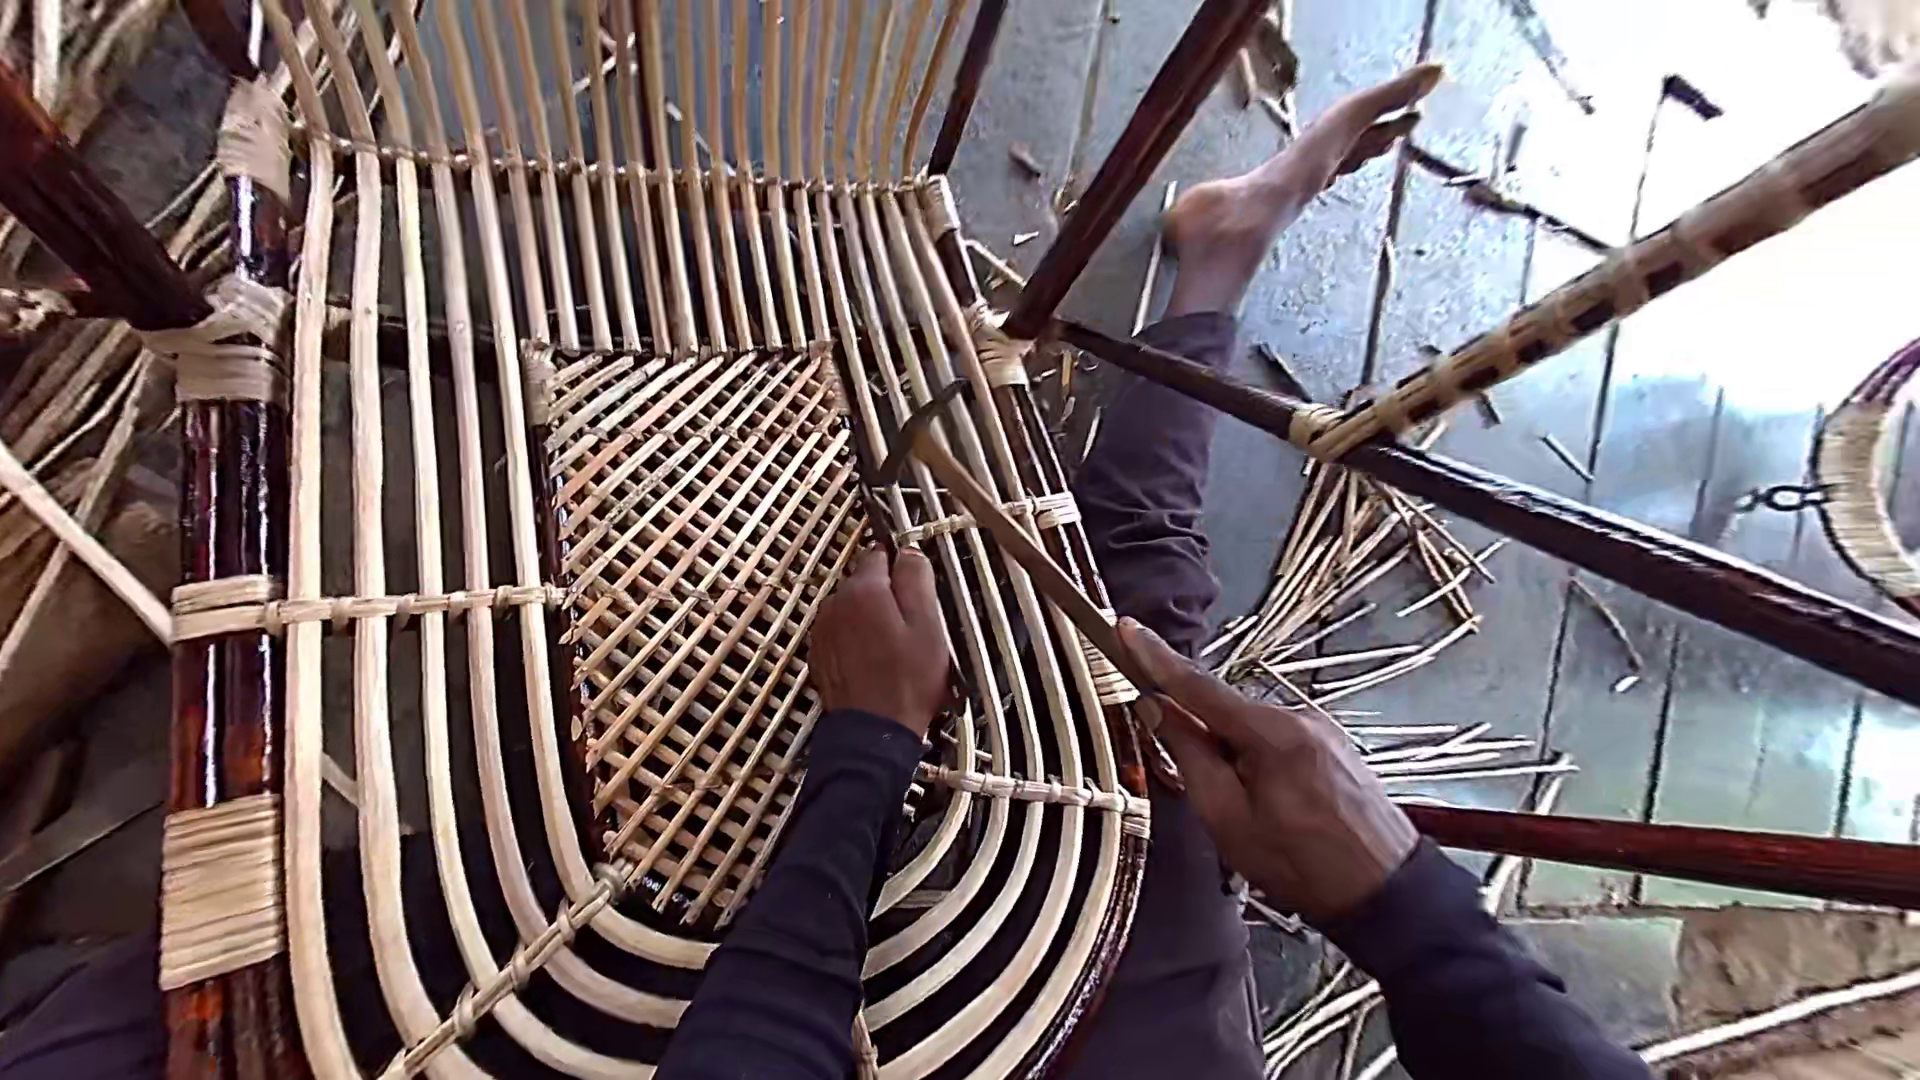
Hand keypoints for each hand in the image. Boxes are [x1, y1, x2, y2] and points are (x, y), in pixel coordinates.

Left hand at [809, 547, 951, 737]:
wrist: (873, 733)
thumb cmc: (906, 682)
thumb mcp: (928, 625)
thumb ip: (917, 579)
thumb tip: (910, 552)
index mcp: (864, 590)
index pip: (881, 553)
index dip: (902, 566)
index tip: (917, 585)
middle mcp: (836, 604)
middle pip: (866, 580)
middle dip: (889, 593)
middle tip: (913, 623)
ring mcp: (824, 629)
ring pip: (854, 606)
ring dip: (872, 616)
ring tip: (896, 645)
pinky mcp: (820, 653)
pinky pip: (842, 631)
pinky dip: (858, 637)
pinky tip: (876, 658)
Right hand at [1119, 617, 1418, 922]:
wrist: (1391, 899)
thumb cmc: (1300, 865)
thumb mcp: (1226, 816)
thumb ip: (1188, 752)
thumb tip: (1156, 706)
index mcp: (1270, 732)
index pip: (1196, 683)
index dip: (1154, 655)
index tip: (1126, 626)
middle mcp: (1297, 716)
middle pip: (1222, 707)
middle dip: (1199, 733)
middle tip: (1207, 787)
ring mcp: (1320, 727)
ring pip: (1247, 724)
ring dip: (1230, 751)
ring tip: (1249, 810)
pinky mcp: (1332, 742)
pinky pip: (1274, 735)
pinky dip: (1254, 755)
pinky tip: (1270, 799)